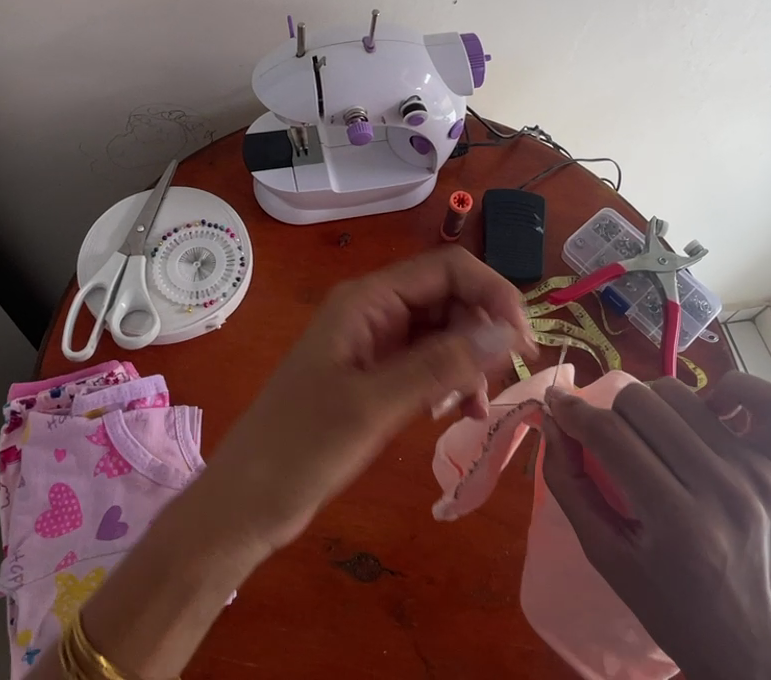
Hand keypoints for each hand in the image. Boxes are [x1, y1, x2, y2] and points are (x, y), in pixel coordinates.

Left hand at [198, 246, 533, 551]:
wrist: (248, 501)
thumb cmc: (301, 446)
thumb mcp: (375, 405)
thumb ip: (442, 363)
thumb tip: (507, 331)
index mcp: (366, 299)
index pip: (446, 268)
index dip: (491, 292)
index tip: (522, 341)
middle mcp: (373, 311)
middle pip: (448, 297)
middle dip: (483, 329)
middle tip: (505, 379)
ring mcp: (374, 344)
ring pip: (443, 331)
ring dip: (471, 359)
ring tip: (478, 405)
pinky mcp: (376, 377)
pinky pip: (428, 363)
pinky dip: (451, 380)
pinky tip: (459, 412)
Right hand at [541, 373, 770, 679]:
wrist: (748, 647)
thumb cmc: (667, 607)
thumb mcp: (603, 554)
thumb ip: (569, 483)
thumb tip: (551, 419)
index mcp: (675, 521)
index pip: (609, 433)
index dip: (571, 410)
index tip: (555, 404)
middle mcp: (720, 489)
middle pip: (642, 403)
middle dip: (608, 411)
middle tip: (603, 436)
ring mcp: (754, 475)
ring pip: (683, 394)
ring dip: (651, 404)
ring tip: (646, 434)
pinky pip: (768, 400)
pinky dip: (733, 388)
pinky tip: (706, 407)